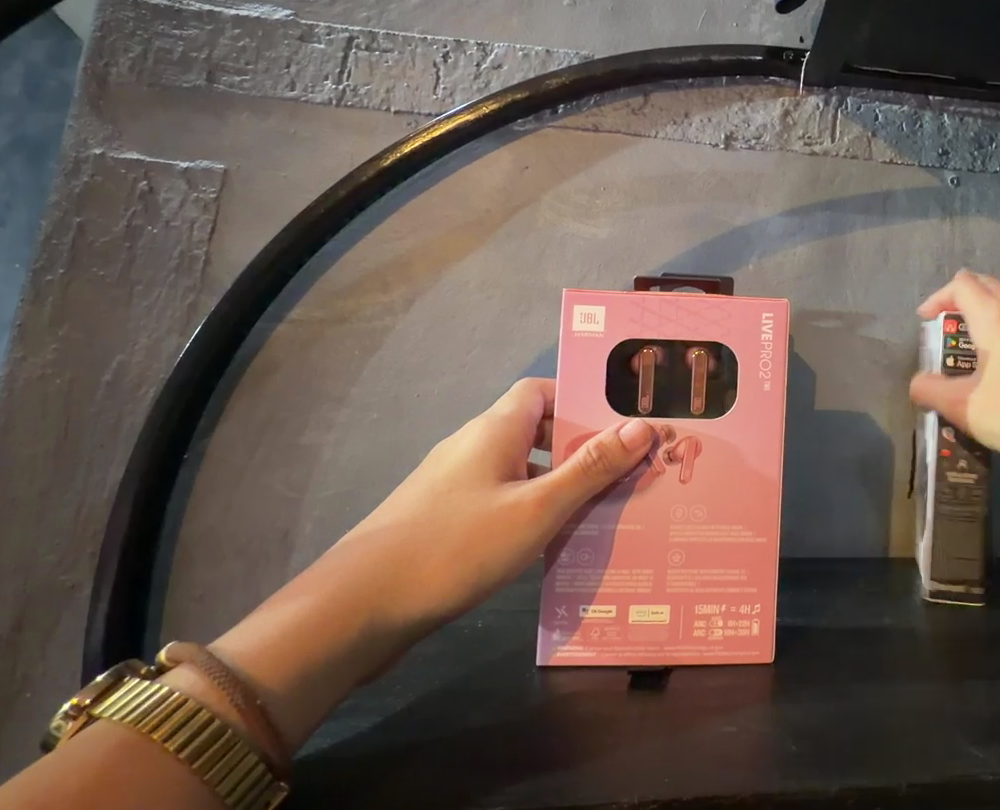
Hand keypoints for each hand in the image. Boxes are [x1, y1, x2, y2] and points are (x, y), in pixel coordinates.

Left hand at [334, 377, 658, 636]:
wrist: (358, 608)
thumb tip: (642, 425)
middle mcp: (473, 447)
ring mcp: (453, 485)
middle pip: (535, 429)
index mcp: (495, 430)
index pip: (541, 390)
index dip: (581, 400)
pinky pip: (501, 500)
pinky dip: (531, 511)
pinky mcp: (443, 520)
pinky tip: (553, 543)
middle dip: (579, 446)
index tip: (620, 423)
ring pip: (519, 470)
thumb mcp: (537, 508)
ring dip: (558, 483)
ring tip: (604, 507)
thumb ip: (590, 468)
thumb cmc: (456, 545)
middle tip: (626, 468)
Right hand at [909, 270, 999, 472]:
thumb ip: (933, 392)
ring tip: (973, 346)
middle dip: (962, 299)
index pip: (962, 285)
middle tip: (947, 325)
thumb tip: (917, 384)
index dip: (938, 297)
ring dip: (987, 314)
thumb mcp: (966, 408)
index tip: (926, 322)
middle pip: (988, 286)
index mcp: (996, 319)